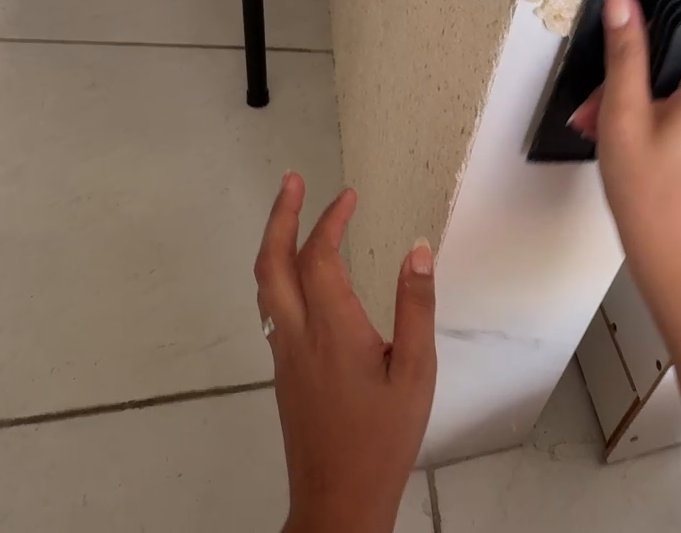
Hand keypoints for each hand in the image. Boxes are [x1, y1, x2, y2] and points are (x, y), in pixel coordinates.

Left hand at [255, 173, 435, 532]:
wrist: (338, 500)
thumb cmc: (383, 436)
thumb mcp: (415, 371)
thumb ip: (416, 308)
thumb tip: (416, 250)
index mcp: (331, 330)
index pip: (319, 257)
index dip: (329, 219)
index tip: (349, 195)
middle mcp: (297, 335)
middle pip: (271, 264)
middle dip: (279, 216)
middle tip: (292, 181)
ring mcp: (284, 355)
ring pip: (264, 286)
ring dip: (274, 242)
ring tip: (291, 214)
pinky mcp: (284, 372)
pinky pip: (272, 307)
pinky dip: (280, 271)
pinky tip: (302, 273)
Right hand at [571, 0, 680, 294]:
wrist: (671, 254)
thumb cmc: (648, 192)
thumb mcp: (624, 114)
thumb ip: (625, 52)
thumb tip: (623, 1)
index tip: (643, 18)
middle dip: (647, 53)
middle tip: (609, 81)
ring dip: (643, 83)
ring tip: (603, 112)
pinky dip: (654, 103)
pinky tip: (619, 126)